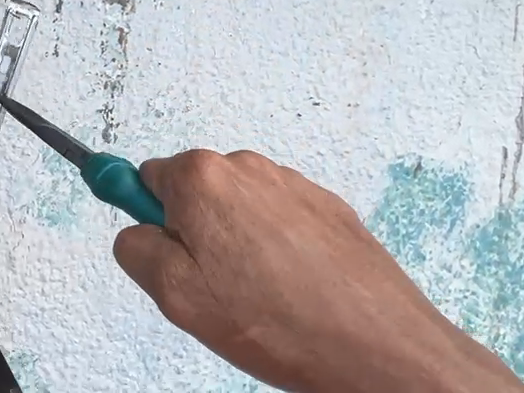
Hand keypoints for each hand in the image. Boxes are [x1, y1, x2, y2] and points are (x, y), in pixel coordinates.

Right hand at [114, 150, 523, 392]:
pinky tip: (300, 289)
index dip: (154, 221)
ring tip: (267, 294)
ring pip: (238, 206)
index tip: (174, 255)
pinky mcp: (331, 208)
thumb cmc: (280, 325)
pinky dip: (280, 246)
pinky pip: (281, 217)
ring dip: (239, 239)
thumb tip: (137, 230)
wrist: (391, 358)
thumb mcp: (175, 295)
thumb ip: (133, 247)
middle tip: (221, 286)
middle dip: (197, 231)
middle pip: (193, 190)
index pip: (146, 178)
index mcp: (199, 177)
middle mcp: (243, 165)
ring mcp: (291, 184)